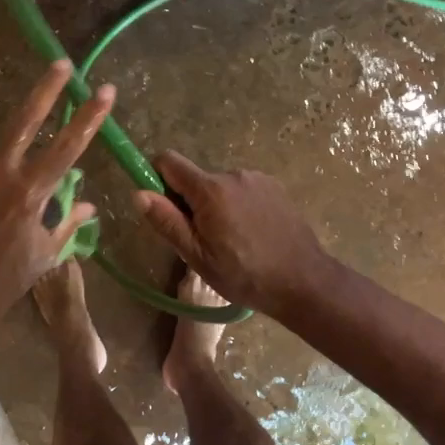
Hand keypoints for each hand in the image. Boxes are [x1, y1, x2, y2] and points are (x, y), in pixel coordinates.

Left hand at [0, 62, 112, 323]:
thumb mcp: (46, 252)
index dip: (88, 117)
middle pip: (24, 121)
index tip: (103, 89)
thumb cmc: (10, 278)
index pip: (67, 147)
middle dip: (45, 90)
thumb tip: (89, 206)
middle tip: (61, 63)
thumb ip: (68, 222)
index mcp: (29, 193)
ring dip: (8, 175)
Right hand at [133, 151, 338, 316]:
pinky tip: (252, 235)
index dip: (157, 179)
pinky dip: (238, 207)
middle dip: (191, 203)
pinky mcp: (275, 188)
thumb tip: (138, 194)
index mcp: (210, 190)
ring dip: (216, 207)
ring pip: (219, 187)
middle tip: (204, 240)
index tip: (165, 208)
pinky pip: (242, 190)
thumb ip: (167, 222)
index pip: (168, 161)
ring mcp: (257, 180)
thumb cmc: (245, 275)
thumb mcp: (198, 256)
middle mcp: (233, 175)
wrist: (306, 282)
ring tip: (232, 242)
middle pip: (195, 179)